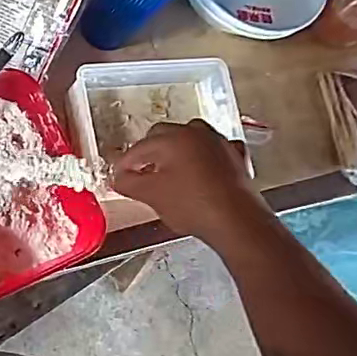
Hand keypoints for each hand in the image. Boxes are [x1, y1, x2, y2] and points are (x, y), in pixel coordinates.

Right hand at [112, 120, 263, 235]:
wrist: (236, 222)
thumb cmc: (193, 205)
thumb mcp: (150, 195)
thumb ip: (128, 183)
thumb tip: (120, 178)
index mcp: (172, 139)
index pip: (138, 148)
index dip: (125, 164)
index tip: (120, 176)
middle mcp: (196, 134)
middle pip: (162, 135)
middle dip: (149, 152)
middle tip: (140, 172)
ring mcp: (218, 143)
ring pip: (189, 138)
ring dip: (175, 151)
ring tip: (168, 170)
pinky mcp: (235, 157)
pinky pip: (214, 150)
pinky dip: (203, 157)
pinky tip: (199, 170)